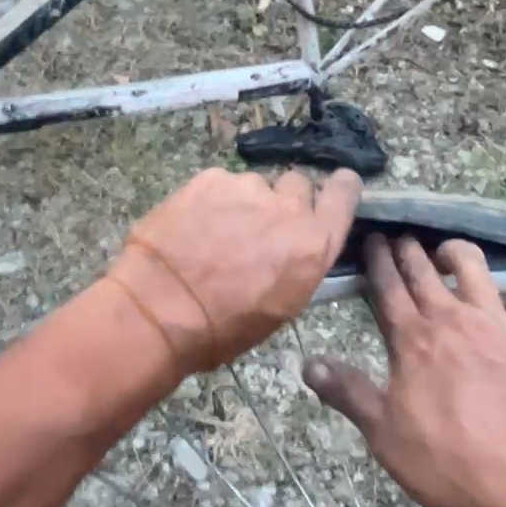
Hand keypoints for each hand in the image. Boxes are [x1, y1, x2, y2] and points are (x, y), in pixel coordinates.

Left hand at [104, 167, 361, 373]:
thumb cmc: (224, 327)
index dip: (340, 188)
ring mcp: (248, 188)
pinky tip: (193, 225)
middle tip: (259, 229)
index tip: (334, 189)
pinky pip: (220, 183)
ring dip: (244, 203)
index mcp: (314, 243)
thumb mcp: (283, 306)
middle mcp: (288, 208)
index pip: (344, 193)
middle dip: (283, 203)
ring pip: (255, 186)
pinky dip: (212, 200)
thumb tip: (297, 249)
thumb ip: (301, 263)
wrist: (161, 308)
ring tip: (216, 233)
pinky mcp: (210, 178)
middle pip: (297, 185)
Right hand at [304, 235, 505, 506]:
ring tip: (448, 254)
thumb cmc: (450, 461)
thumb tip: (307, 363)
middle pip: (425, 270)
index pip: (388, 286)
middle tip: (401, 238)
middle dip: (409, 249)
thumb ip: (348, 393)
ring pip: (476, 266)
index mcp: (412, 338)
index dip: (377, 261)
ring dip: (458, 253)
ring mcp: (499, 323)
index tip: (372, 239)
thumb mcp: (385, 435)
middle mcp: (453, 318)